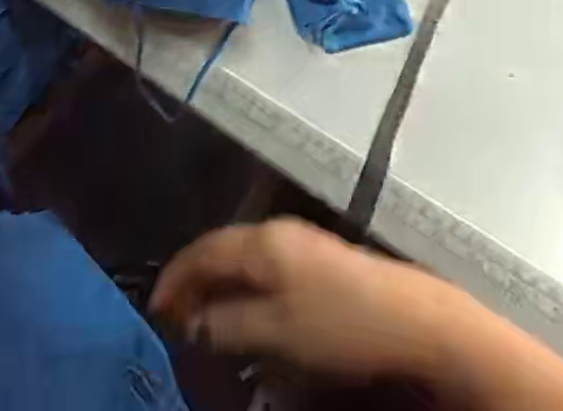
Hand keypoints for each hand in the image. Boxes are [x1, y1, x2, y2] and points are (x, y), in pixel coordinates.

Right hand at [150, 218, 467, 381]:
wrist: (408, 316)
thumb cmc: (337, 323)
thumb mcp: (275, 332)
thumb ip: (228, 323)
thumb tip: (194, 321)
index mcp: (263, 241)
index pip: (205, 250)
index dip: (176, 277)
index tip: (154, 308)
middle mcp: (278, 231)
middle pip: (223, 248)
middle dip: (194, 279)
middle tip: (173, 317)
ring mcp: (301, 240)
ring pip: (244, 256)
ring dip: (219, 283)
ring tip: (201, 316)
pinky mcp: (318, 256)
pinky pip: (264, 263)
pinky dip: (243, 283)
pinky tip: (243, 308)